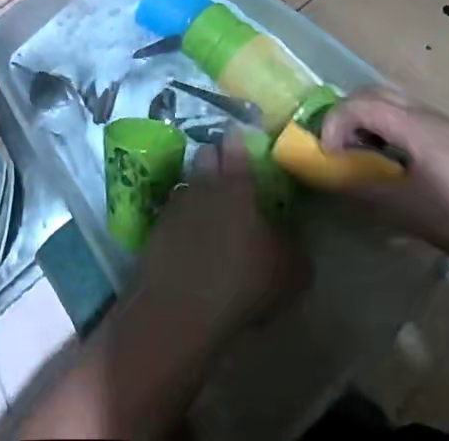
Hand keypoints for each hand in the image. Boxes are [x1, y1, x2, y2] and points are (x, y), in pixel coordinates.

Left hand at [131, 132, 308, 339]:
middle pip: (206, 156)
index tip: (242, 136)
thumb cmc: (240, 283)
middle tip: (228, 170)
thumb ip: (294, 244)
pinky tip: (190, 235)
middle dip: (215, 156)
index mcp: (237, 185)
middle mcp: (203, 185)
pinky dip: (182, 218)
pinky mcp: (155, 229)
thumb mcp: (289, 269)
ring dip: (198, 188)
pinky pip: (173, 212)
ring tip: (209, 205)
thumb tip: (291, 234)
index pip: (235, 146)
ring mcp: (175, 205)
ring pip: (188, 182)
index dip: (239, 138)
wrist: (177, 312)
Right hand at [320, 91, 448, 268]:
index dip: (331, 126)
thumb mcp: (410, 209)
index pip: (356, 104)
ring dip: (370, 130)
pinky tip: (402, 177)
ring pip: (395, 111)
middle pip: (375, 96)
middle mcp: (426, 115)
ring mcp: (447, 129)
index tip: (326, 161)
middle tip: (339, 156)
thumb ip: (365, 191)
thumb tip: (329, 178)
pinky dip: (392, 140)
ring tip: (366, 168)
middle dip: (347, 119)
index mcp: (411, 123)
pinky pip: (413, 127)